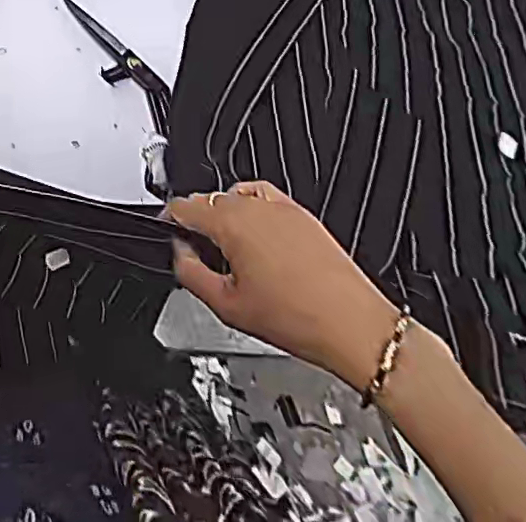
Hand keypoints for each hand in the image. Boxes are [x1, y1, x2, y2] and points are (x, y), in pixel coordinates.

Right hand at [169, 181, 403, 392]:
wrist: (355, 328)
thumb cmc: (298, 319)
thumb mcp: (225, 306)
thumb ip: (188, 271)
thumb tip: (178, 253)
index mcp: (229, 224)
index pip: (182, 206)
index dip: (169, 222)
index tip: (171, 237)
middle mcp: (253, 207)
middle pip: (206, 200)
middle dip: (197, 222)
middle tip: (201, 255)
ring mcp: (280, 208)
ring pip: (233, 197)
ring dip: (222, 215)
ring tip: (229, 248)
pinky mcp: (301, 215)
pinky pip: (262, 196)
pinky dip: (250, 206)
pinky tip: (254, 233)